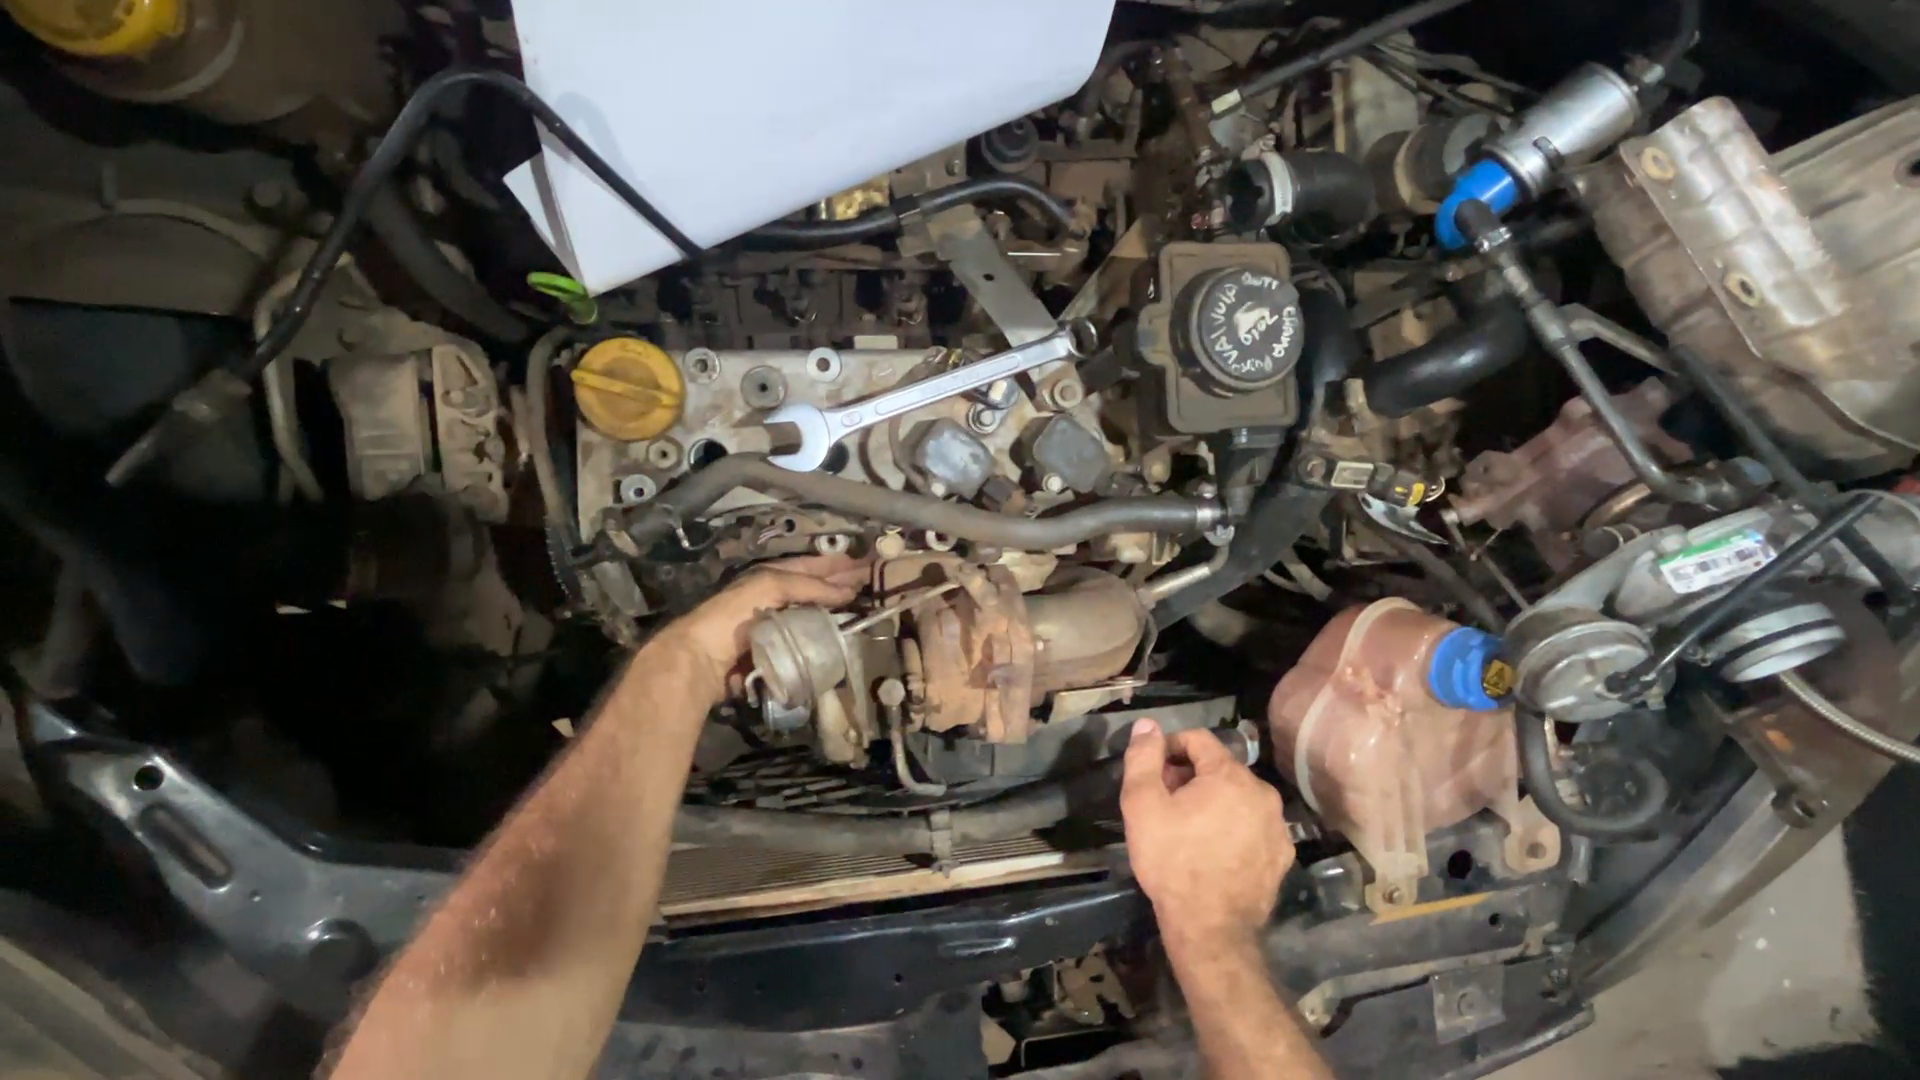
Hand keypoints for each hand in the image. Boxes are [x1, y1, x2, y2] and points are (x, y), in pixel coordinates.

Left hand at [662, 555, 866, 691]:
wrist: (703, 658)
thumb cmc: (734, 614)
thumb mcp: (770, 586)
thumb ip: (808, 586)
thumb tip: (847, 592)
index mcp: (770, 578)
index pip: (810, 567)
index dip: (836, 565)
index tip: (865, 564)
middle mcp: (774, 599)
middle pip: (814, 589)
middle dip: (841, 584)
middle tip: (872, 582)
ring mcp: (776, 627)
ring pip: (813, 615)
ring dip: (837, 612)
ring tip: (864, 608)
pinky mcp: (777, 652)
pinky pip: (807, 641)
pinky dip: (825, 638)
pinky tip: (842, 639)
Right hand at [1121, 718, 1293, 955]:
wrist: (1210, 928)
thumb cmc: (1172, 860)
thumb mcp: (1142, 804)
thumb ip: (1143, 758)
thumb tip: (1147, 724)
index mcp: (1230, 775)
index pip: (1198, 739)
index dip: (1169, 748)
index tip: (1152, 771)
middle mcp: (1262, 793)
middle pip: (1219, 768)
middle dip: (1190, 776)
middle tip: (1164, 802)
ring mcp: (1278, 826)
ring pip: (1238, 797)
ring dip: (1212, 801)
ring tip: (1187, 828)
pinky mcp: (1282, 855)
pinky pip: (1252, 825)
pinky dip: (1233, 827)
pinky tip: (1213, 850)